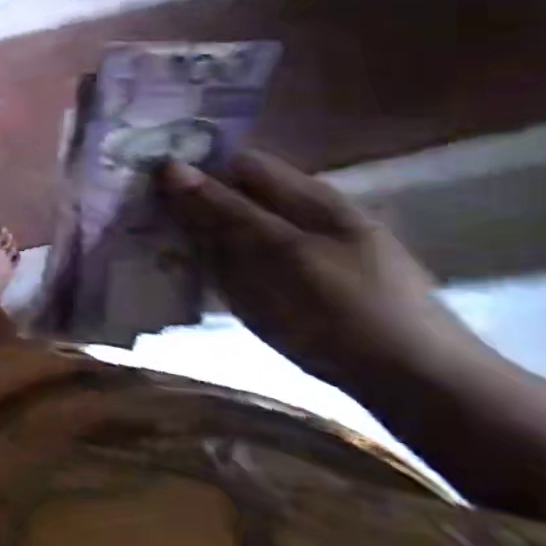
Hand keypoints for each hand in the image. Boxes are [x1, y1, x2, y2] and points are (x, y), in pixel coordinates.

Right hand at [158, 150, 484, 388]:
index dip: (195, 167)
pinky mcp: (276, 286)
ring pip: (220, 229)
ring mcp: (286, 254)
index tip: (145, 179)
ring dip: (186, 233)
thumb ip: (225, 209)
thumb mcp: (281, 252)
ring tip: (142, 240)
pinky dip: (201, 262)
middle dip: (183, 201)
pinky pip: (225, 261)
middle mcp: (295, 218)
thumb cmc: (349, 308)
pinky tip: (176, 271)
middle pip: (227, 195)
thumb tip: (169, 166)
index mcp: (307, 198)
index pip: (235, 163)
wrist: (412, 382)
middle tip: (133, 212)